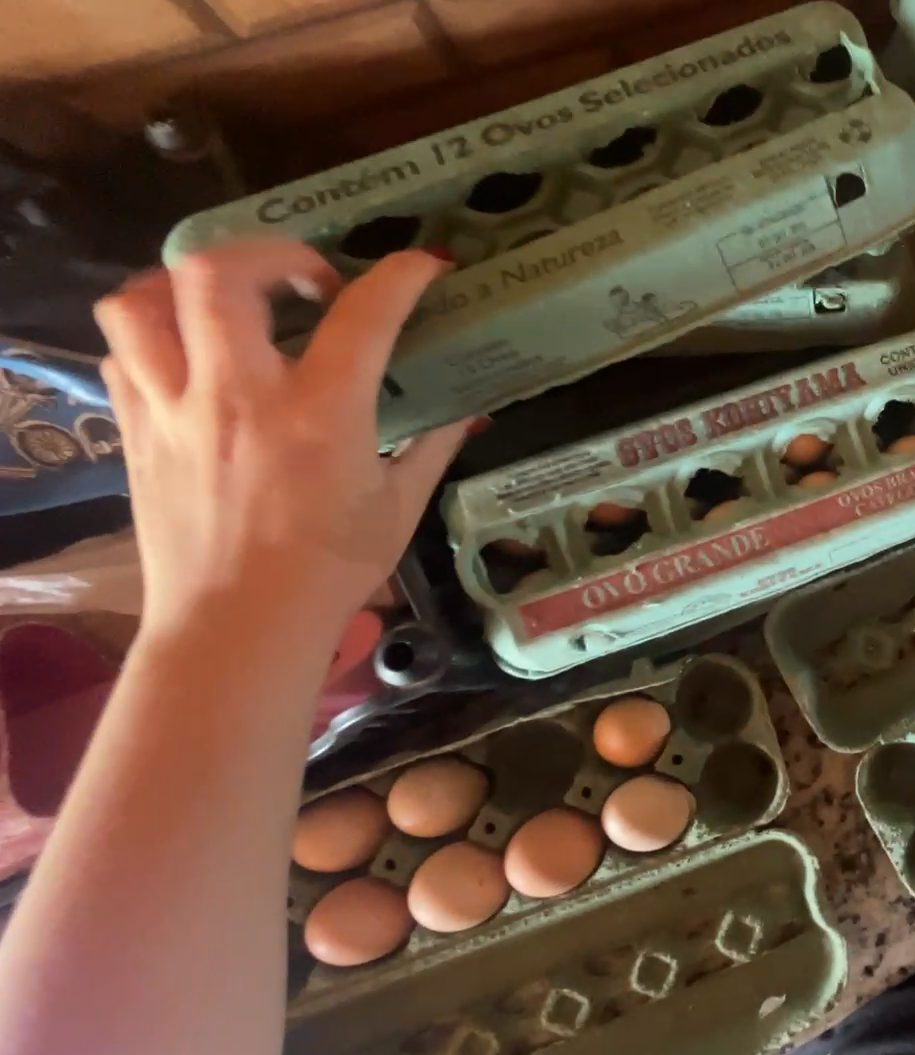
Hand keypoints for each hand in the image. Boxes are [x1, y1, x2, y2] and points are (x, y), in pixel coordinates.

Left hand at [93, 238, 466, 639]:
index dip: (399, 277)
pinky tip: (198, 358)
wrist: (240, 623)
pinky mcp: (136, 429)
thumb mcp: (401, 504)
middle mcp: (237, 395)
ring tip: (234, 303)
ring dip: (189, 283)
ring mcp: (173, 408)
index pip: (362, 317)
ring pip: (140, 300)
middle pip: (216, 275)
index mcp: (321, 415)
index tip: (425, 265)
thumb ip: (434, 444)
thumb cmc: (335, 566)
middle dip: (271, 252)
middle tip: (311, 278)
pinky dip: (158, 335)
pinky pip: (124, 352)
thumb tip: (471, 410)